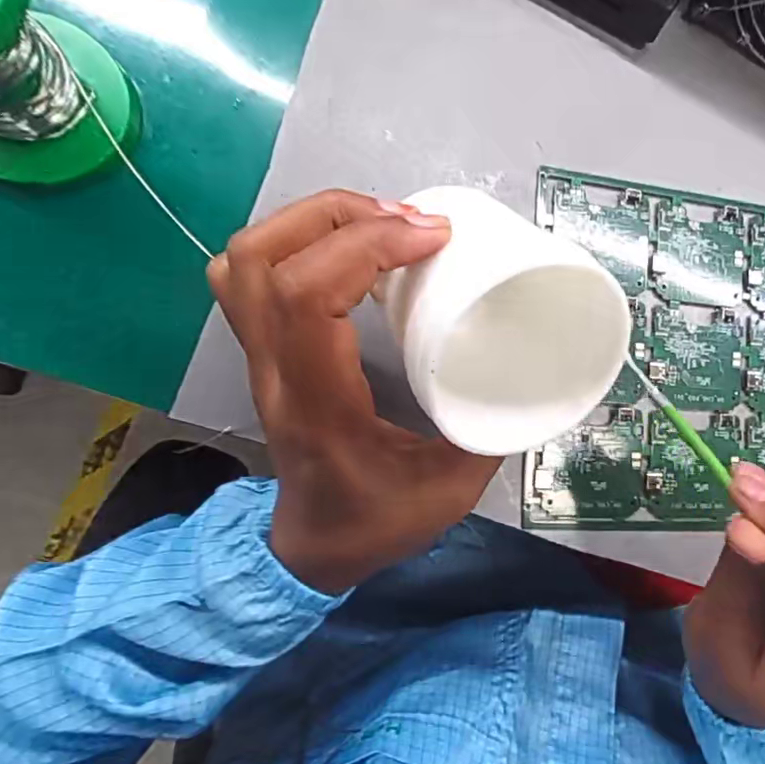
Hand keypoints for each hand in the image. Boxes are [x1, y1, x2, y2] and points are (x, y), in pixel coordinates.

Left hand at [208, 190, 502, 593]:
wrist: (314, 549)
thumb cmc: (376, 523)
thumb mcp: (450, 489)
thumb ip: (487, 428)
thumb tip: (520, 363)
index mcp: (317, 405)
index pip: (308, 296)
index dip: (369, 246)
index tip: (435, 238)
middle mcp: (275, 372)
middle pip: (263, 257)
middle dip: (338, 214)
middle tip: (407, 223)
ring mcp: (259, 359)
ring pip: (244, 258)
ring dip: (311, 220)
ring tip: (377, 224)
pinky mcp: (263, 351)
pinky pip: (249, 274)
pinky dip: (295, 240)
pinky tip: (348, 249)